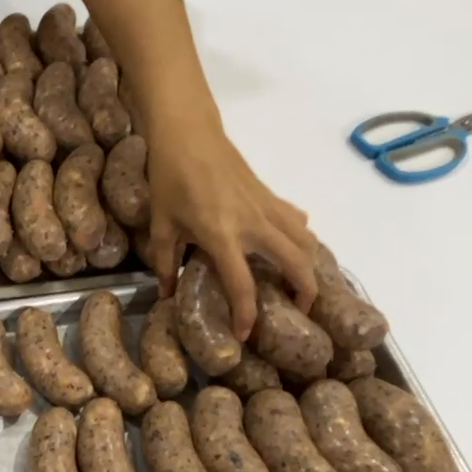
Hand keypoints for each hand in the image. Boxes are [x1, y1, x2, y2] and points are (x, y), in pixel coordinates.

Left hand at [141, 114, 319, 339]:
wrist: (189, 136)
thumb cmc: (169, 182)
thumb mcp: (161, 228)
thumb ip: (166, 264)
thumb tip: (168, 295)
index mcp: (222, 235)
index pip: (242, 283)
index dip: (246, 313)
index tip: (246, 335)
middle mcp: (254, 223)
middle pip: (296, 261)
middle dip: (305, 290)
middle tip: (300, 313)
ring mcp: (267, 207)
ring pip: (306, 240)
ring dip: (310, 265)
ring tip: (300, 287)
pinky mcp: (271, 196)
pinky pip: (297, 221)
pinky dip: (302, 239)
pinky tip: (290, 251)